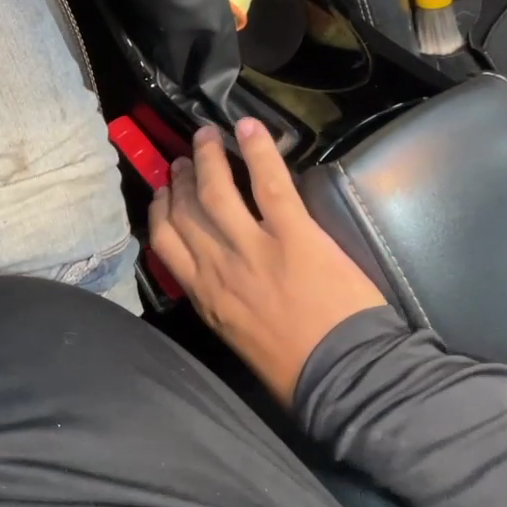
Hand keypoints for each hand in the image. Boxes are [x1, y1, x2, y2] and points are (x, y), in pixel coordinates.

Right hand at [149, 119, 386, 405]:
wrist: (346, 380)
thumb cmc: (295, 369)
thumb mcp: (234, 337)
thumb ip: (216, 300)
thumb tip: (213, 275)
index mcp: (203, 292)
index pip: (163, 239)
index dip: (160, 207)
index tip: (164, 192)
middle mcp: (217, 264)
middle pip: (185, 209)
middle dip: (181, 178)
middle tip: (185, 160)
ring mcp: (253, 246)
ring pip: (216, 189)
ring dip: (209, 157)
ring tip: (207, 136)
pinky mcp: (293, 234)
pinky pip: (268, 183)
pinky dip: (257, 151)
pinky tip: (248, 127)